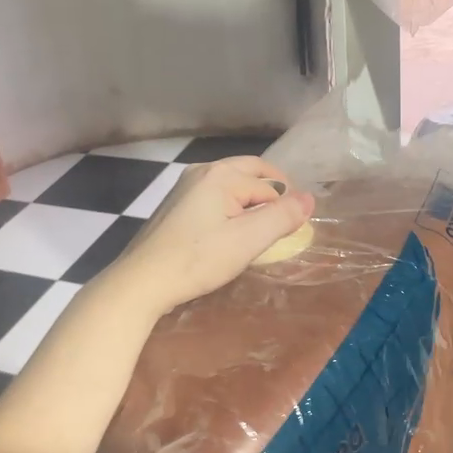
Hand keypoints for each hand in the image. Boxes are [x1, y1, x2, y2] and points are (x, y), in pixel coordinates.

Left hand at [97, 156, 314, 318]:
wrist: (143, 280)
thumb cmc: (198, 260)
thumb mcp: (248, 240)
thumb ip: (282, 217)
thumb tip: (309, 198)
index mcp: (221, 174)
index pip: (269, 185)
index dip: (285, 206)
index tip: (293, 231)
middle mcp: (202, 171)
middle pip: (249, 172)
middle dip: (272, 191)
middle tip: (286, 218)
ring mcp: (184, 187)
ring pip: (231, 184)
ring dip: (251, 199)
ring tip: (262, 227)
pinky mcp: (175, 206)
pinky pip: (214, 196)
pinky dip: (231, 207)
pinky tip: (231, 231)